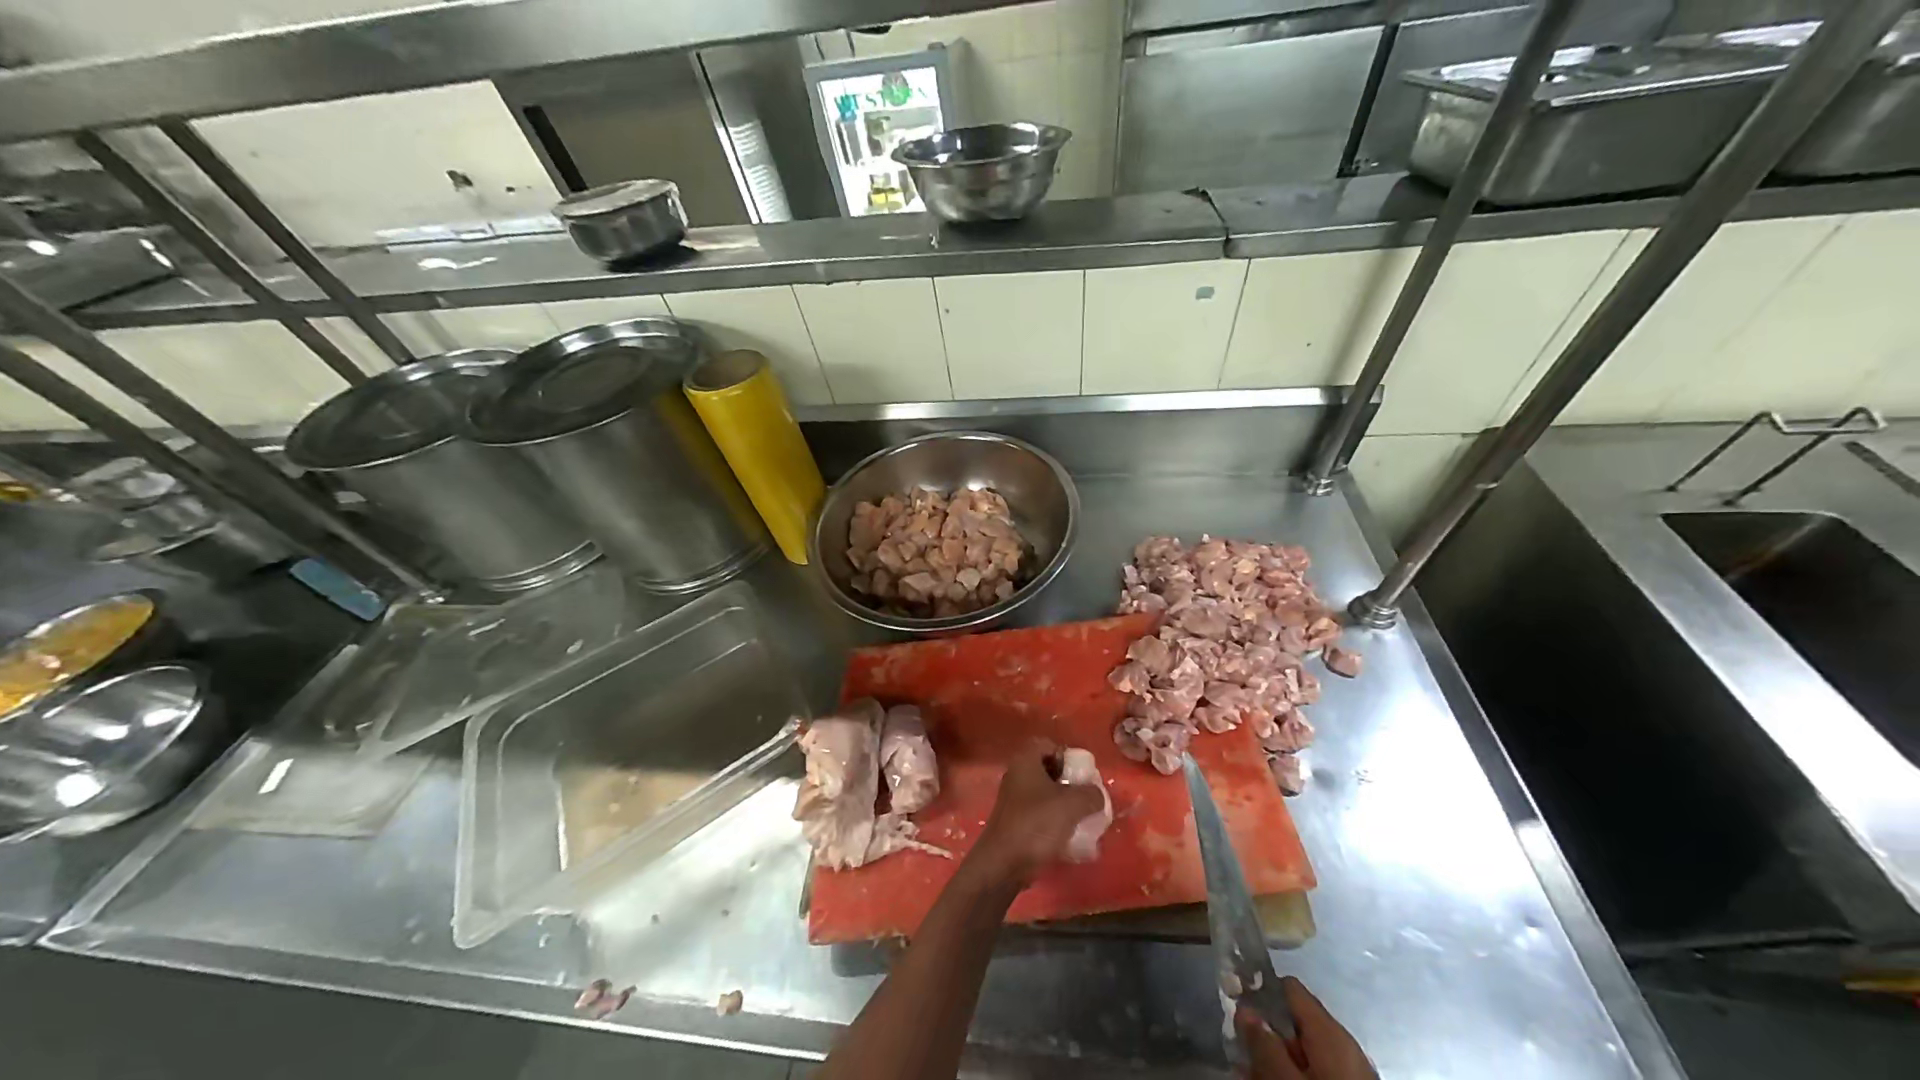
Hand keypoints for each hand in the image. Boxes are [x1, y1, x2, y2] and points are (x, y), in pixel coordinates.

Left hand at [968, 739, 1106, 887]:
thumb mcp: (1072, 804)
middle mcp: (1016, 776)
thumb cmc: (1037, 823)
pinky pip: (1039, 816)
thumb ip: (1091, 794)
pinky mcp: (1015, 823)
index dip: (1065, 755)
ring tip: (1082, 818)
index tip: (1081, 774)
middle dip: (1068, 782)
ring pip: (1044, 795)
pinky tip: (1070, 838)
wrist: (1005, 863)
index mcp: (1025, 762)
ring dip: (1063, 805)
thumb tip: (1097, 795)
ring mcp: (1013, 801)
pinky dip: (1054, 823)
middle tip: (1086, 796)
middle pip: (1047, 770)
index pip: (1046, 745)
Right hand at [1237, 978, 1375, 1079]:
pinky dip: (1293, 1076)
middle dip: (1265, 1037)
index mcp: (1329, 1032)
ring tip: (1251, 1076)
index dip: (1260, 992)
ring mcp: (1351, 1071)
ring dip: (1275, 1061)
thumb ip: (1263, 1043)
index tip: (1237, 1010)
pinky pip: (1316, 1073)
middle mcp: (1344, 1045)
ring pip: (1303, 1052)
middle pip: (1294, 1023)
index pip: (1289, 988)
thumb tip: (1245, 1010)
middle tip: (1241, 1057)